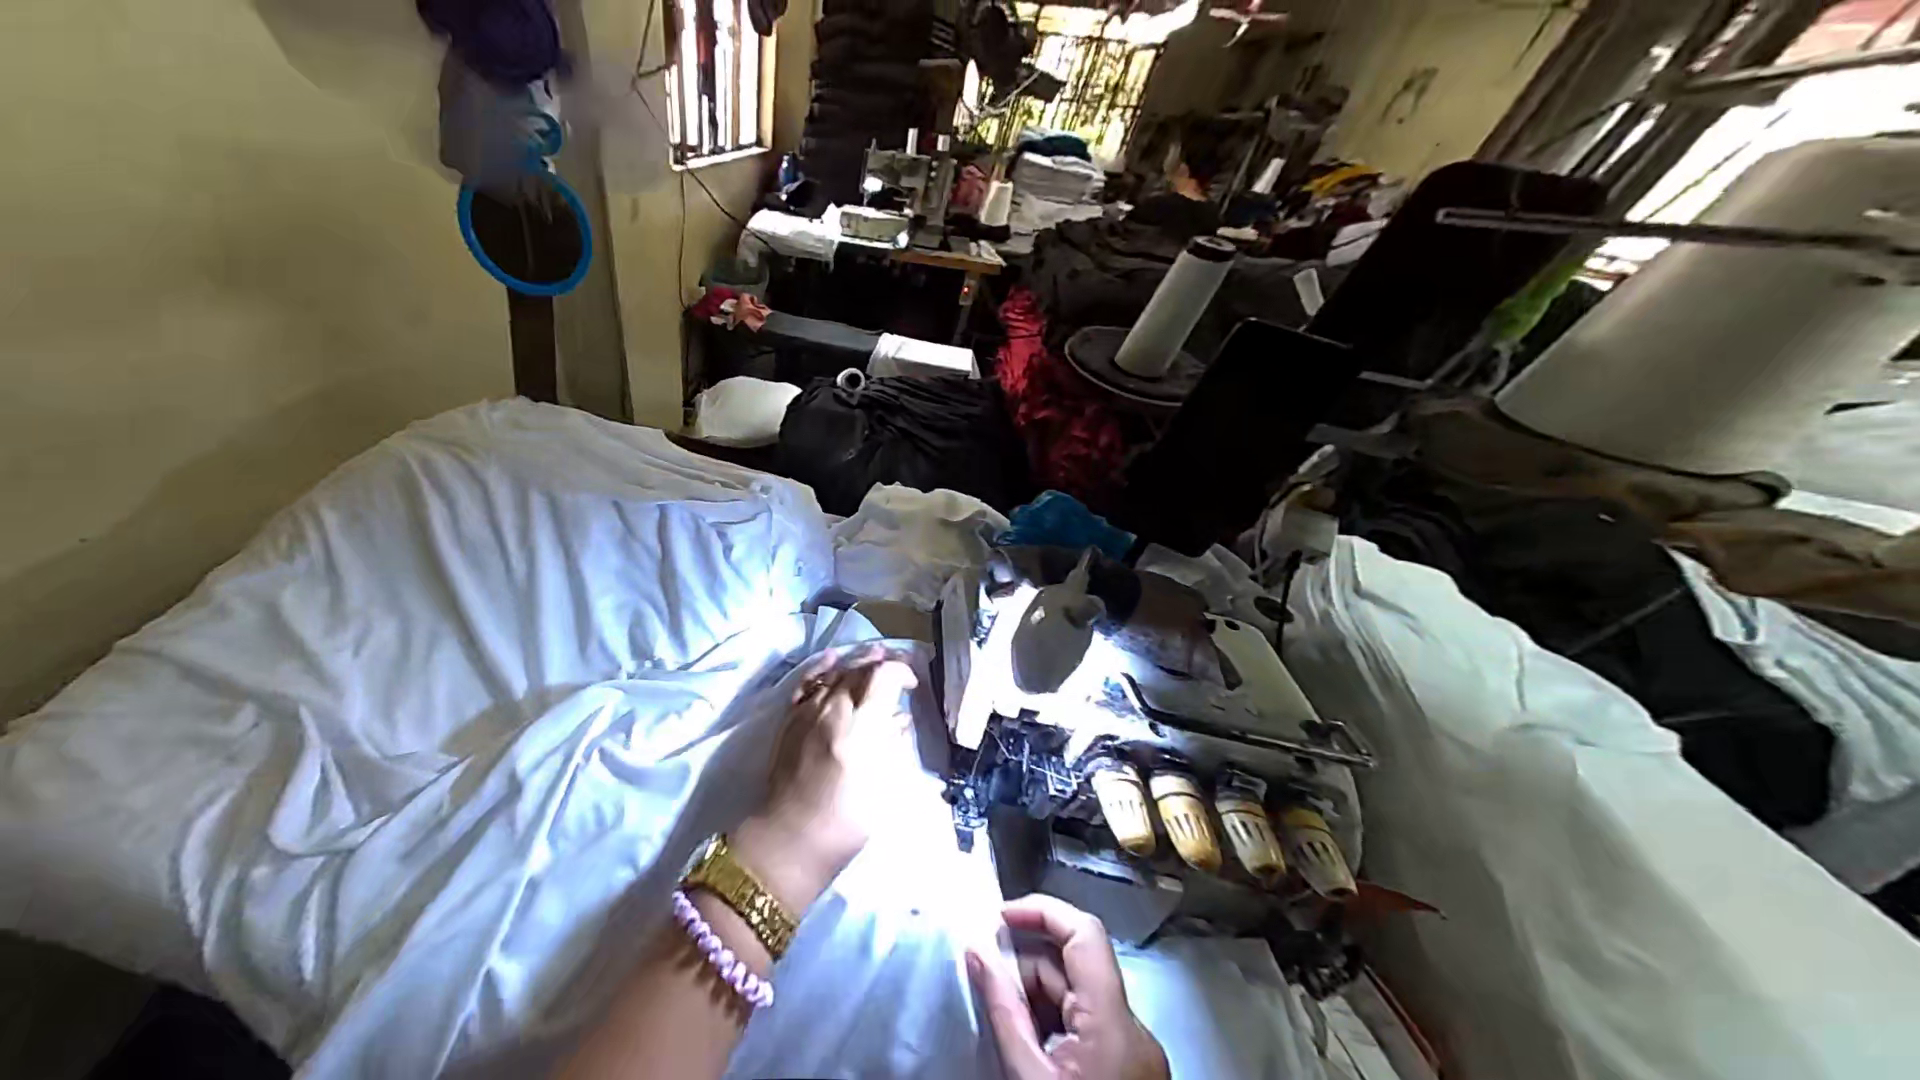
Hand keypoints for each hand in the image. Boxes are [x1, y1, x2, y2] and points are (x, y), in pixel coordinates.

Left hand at [731, 647, 917, 914]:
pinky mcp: (790, 721)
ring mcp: (807, 713)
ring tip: (873, 657)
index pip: (883, 677)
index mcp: (860, 728)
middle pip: (859, 670)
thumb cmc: (844, 823)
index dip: (901, 671)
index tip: (912, 684)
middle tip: (898, 667)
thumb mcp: (882, 786)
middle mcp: (832, 710)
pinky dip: (822, 668)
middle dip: (881, 662)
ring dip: (857, 663)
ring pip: (835, 673)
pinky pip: (807, 683)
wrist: (787, 841)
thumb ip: (891, 745)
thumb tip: (898, 721)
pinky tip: (832, 660)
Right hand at [967, 895, 1169, 1079]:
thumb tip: (976, 953)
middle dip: (1027, 961)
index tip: (999, 916)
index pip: (1084, 934)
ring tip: (998, 1007)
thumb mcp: (1027, 1077)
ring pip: (1080, 995)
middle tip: (983, 970)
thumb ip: (1002, 1010)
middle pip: (1076, 966)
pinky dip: (1053, 1019)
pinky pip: (1088, 1024)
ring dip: (1036, 992)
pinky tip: (1024, 1036)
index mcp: (1114, 1023)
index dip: (1042, 911)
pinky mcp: (1129, 1068)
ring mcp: (1134, 1049)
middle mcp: (1133, 1027)